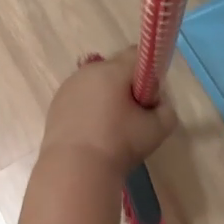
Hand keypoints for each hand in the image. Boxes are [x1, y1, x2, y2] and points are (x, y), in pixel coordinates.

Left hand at [38, 47, 178, 175]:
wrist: (75, 168)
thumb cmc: (119, 144)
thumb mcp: (156, 130)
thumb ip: (166, 110)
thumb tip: (159, 102)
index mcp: (113, 70)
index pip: (136, 55)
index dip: (149, 72)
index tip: (150, 98)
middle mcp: (89, 70)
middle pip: (115, 70)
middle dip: (127, 88)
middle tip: (133, 118)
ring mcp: (70, 84)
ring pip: (96, 84)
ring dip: (106, 98)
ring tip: (110, 130)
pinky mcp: (57, 101)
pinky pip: (80, 97)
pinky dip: (89, 109)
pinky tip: (92, 133)